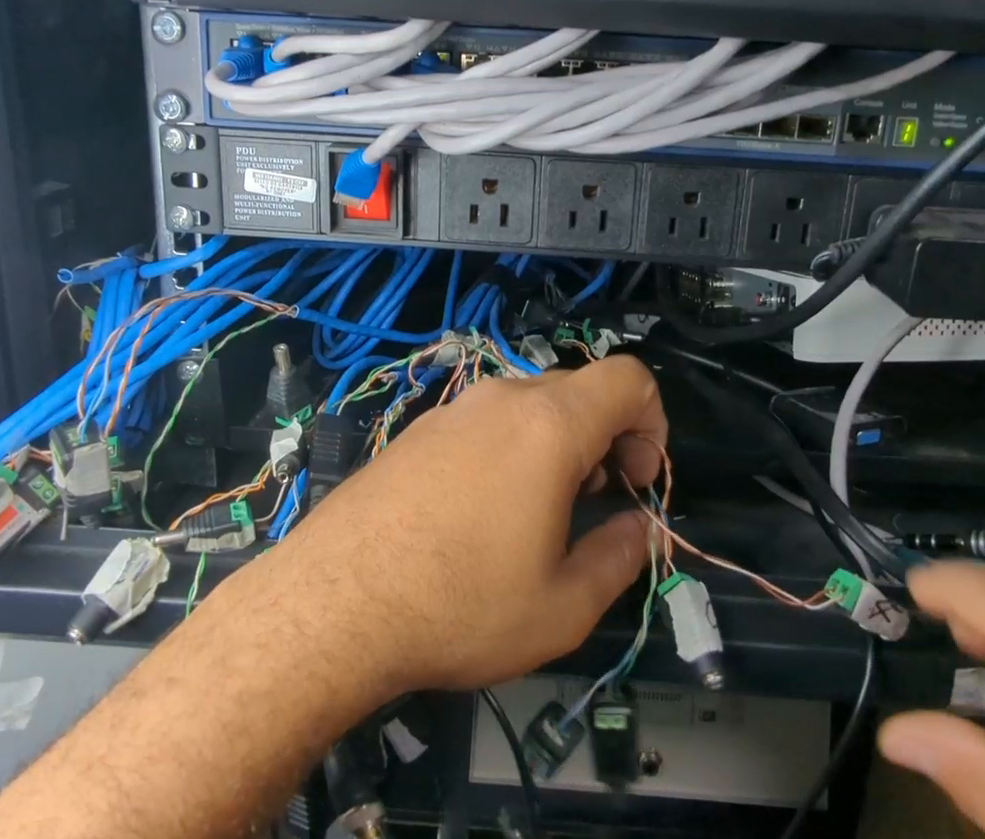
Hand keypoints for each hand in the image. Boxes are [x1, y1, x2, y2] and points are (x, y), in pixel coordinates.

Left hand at [249, 356, 665, 693]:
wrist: (331, 608)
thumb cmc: (459, 607)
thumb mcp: (562, 607)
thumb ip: (621, 558)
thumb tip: (643, 529)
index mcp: (548, 426)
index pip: (628, 378)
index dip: (653, 423)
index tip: (638, 481)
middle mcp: (499, 401)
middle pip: (579, 392)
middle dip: (606, 440)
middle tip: (593, 505)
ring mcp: (450, 412)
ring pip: (529, 408)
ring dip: (556, 448)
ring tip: (538, 517)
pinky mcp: (415, 433)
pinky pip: (483, 425)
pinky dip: (509, 452)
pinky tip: (481, 517)